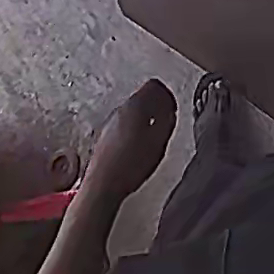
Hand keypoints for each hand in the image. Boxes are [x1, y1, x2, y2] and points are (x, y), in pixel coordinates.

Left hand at [83, 79, 175, 204]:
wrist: (102, 187)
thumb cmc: (131, 164)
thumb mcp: (159, 140)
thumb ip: (167, 119)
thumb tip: (170, 109)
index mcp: (135, 105)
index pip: (153, 85)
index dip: (165, 94)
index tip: (171, 106)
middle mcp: (120, 110)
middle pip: (141, 97)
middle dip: (155, 106)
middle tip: (165, 120)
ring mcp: (109, 123)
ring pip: (132, 112)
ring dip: (143, 119)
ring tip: (152, 136)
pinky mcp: (103, 138)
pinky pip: (123, 125)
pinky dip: (133, 130)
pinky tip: (137, 147)